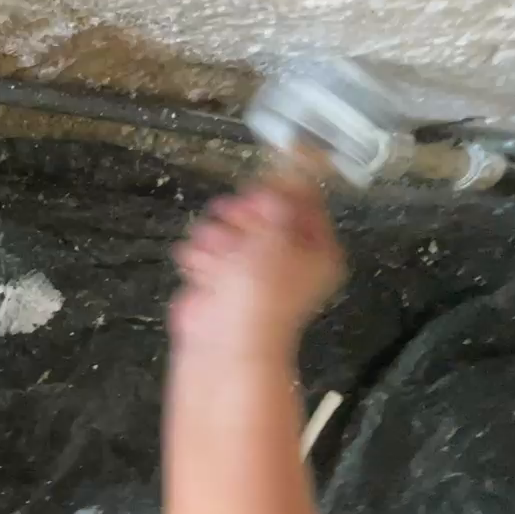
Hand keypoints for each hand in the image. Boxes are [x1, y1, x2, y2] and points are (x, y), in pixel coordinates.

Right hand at [170, 163, 345, 362]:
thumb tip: (284, 174)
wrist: (223, 339)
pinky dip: (199, 258)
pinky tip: (201, 269)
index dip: (283, 187)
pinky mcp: (216, 279)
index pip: (304, 203)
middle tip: (236, 219)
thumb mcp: (278, 237)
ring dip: (216, 238)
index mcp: (315, 249)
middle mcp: (285, 257)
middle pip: (262, 213)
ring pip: (228, 230)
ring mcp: (248, 269)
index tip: (266, 175)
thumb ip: (279, 202)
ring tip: (216, 253)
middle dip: (243, 215)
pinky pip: (205, 252)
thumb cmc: (260, 294)